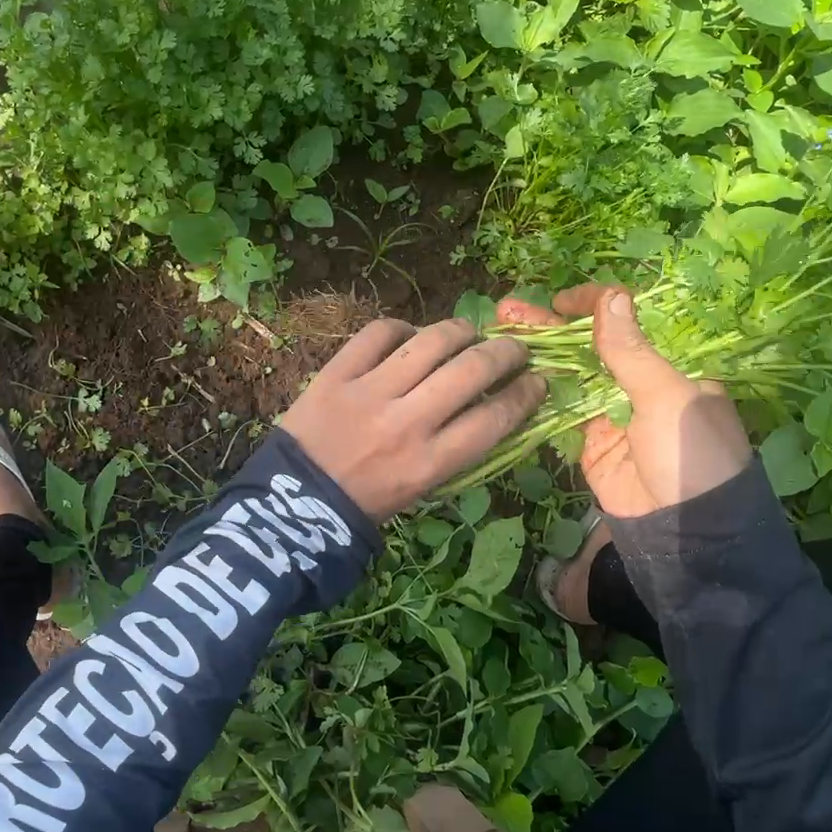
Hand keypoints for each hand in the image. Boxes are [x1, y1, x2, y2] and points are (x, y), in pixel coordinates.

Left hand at [281, 318, 546, 521]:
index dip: (525, 394)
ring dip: (461, 331)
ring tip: (470, 333)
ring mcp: (369, 393)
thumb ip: (455, 449)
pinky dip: (402, 328)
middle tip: (514, 349)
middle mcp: (406, 423)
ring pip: (431, 342)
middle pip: (472, 370)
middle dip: (506, 353)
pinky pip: (378, 333)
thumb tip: (491, 405)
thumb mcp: (420, 489)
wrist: (293, 502)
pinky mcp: (336, 373)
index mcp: (430, 463)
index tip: (537, 381)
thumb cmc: (362, 502)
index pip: (495, 418)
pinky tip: (409, 337)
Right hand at [496, 285, 749, 518]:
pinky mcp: (589, 440)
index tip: (560, 301)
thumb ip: (631, 351)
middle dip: (550, 326)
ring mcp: (611, 412)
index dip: (594, 306)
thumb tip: (611, 297)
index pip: (629, 323)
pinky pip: (558, 408)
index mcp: (671, 366)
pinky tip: (508, 373)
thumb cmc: (690, 455)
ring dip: (537, 352)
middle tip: (508, 310)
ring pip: (569, 373)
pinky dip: (534, 389)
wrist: (686, 531)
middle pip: (590, 345)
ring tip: (499, 332)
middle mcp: (639, 383)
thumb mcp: (668, 397)